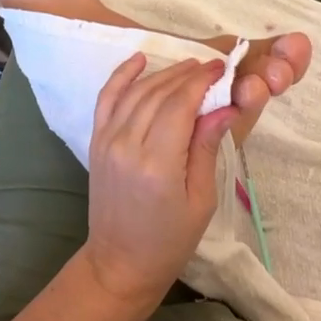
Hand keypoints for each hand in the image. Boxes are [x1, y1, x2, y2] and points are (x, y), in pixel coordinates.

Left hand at [80, 54, 237, 302]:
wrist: (120, 261)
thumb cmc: (169, 240)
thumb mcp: (201, 200)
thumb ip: (207, 148)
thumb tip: (225, 106)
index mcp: (157, 164)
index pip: (179, 105)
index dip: (201, 82)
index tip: (221, 69)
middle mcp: (127, 145)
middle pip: (158, 94)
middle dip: (187, 75)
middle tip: (211, 67)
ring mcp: (106, 139)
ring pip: (136, 91)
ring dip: (162, 73)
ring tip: (189, 66)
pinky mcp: (95, 139)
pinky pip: (107, 97)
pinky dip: (122, 75)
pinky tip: (140, 59)